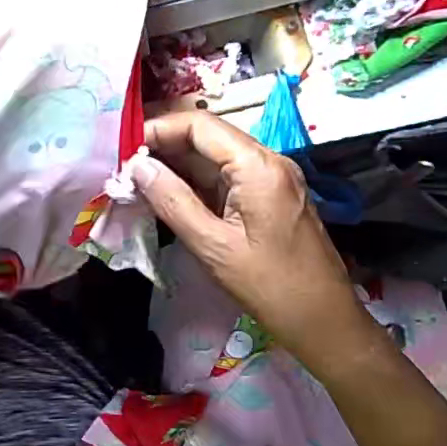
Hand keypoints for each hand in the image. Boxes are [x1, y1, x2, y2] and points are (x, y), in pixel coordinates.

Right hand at [133, 111, 364, 356]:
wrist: (324, 320)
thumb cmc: (269, 286)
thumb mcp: (213, 246)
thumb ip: (172, 201)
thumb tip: (137, 167)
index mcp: (257, 166)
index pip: (199, 125)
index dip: (157, 130)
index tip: (122, 149)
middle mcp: (267, 162)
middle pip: (207, 137)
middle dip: (163, 148)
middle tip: (124, 169)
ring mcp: (270, 179)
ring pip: (214, 158)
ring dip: (176, 166)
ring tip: (137, 183)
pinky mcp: (268, 198)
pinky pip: (225, 179)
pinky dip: (194, 184)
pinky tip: (167, 197)